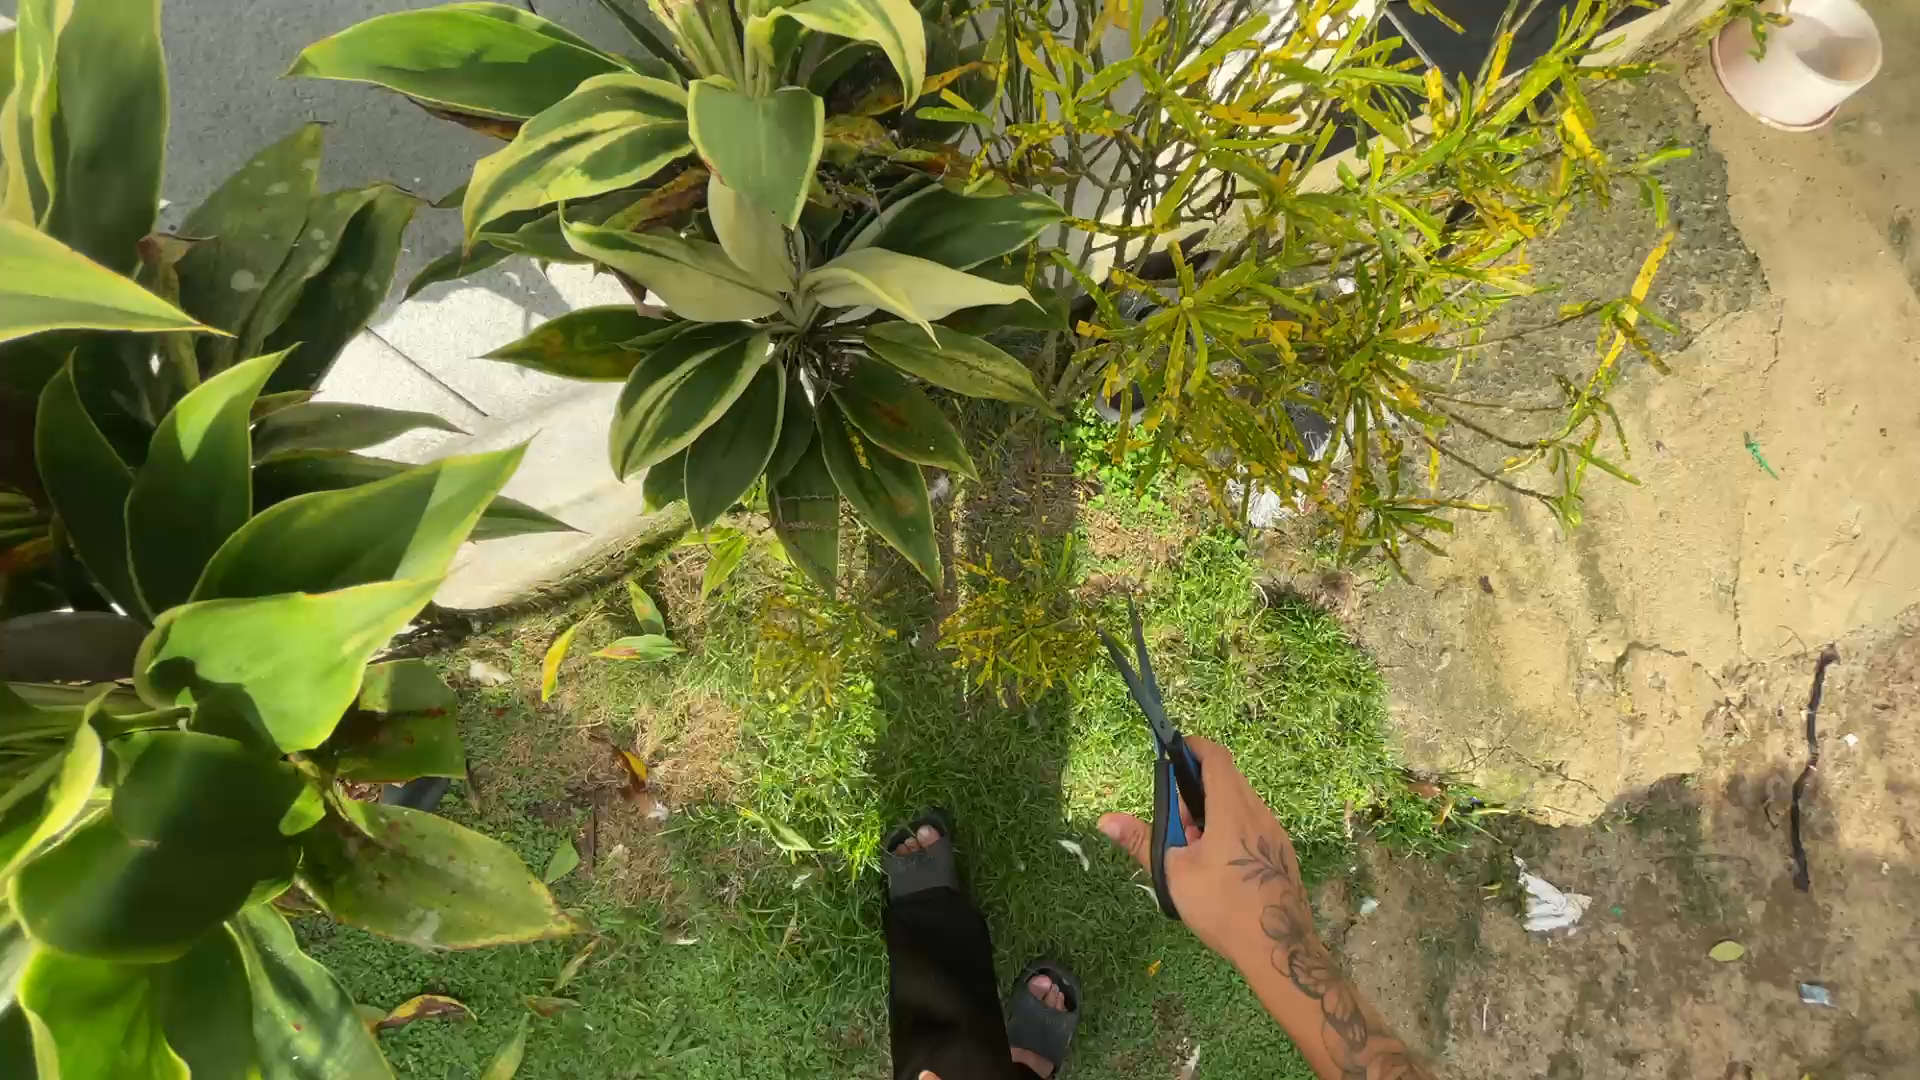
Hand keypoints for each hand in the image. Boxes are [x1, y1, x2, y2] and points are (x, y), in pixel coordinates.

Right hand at [1097, 736, 1312, 971]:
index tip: (1173, 752)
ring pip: (1240, 801)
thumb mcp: (1173, 873)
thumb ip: (1140, 841)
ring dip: (1213, 809)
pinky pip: (1253, 822)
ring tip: (1195, 846)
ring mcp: (1275, 833)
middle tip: (1178, 820)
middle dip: (1196, 788)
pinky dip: (1231, 825)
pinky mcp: (1283, 852)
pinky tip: (1219, 862)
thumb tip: (1104, 820)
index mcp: (1232, 809)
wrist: (1280, 953)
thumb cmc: (1223, 908)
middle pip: (1226, 778)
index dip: (1194, 747)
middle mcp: (1259, 813)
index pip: (1216, 756)